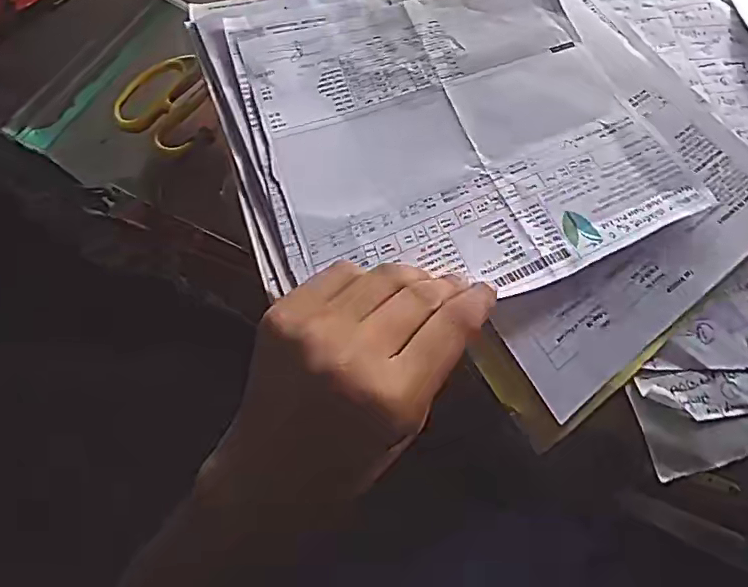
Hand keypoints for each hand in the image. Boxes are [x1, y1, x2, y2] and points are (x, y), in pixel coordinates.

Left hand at [196, 262, 495, 516]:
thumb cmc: (346, 464)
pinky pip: (342, 272)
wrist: (263, 475)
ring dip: (408, 276)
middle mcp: (352, 353)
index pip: (448, 327)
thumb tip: (459, 310)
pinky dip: (365, 278)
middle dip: (444, 286)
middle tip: (454, 284)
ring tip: (417, 283)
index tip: (484, 290)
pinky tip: (370, 291)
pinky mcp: (285, 311)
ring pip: (382, 275)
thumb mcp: (406, 427)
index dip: (474, 302)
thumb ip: (433, 366)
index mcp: (390, 395)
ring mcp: (314, 327)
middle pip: (417, 294)